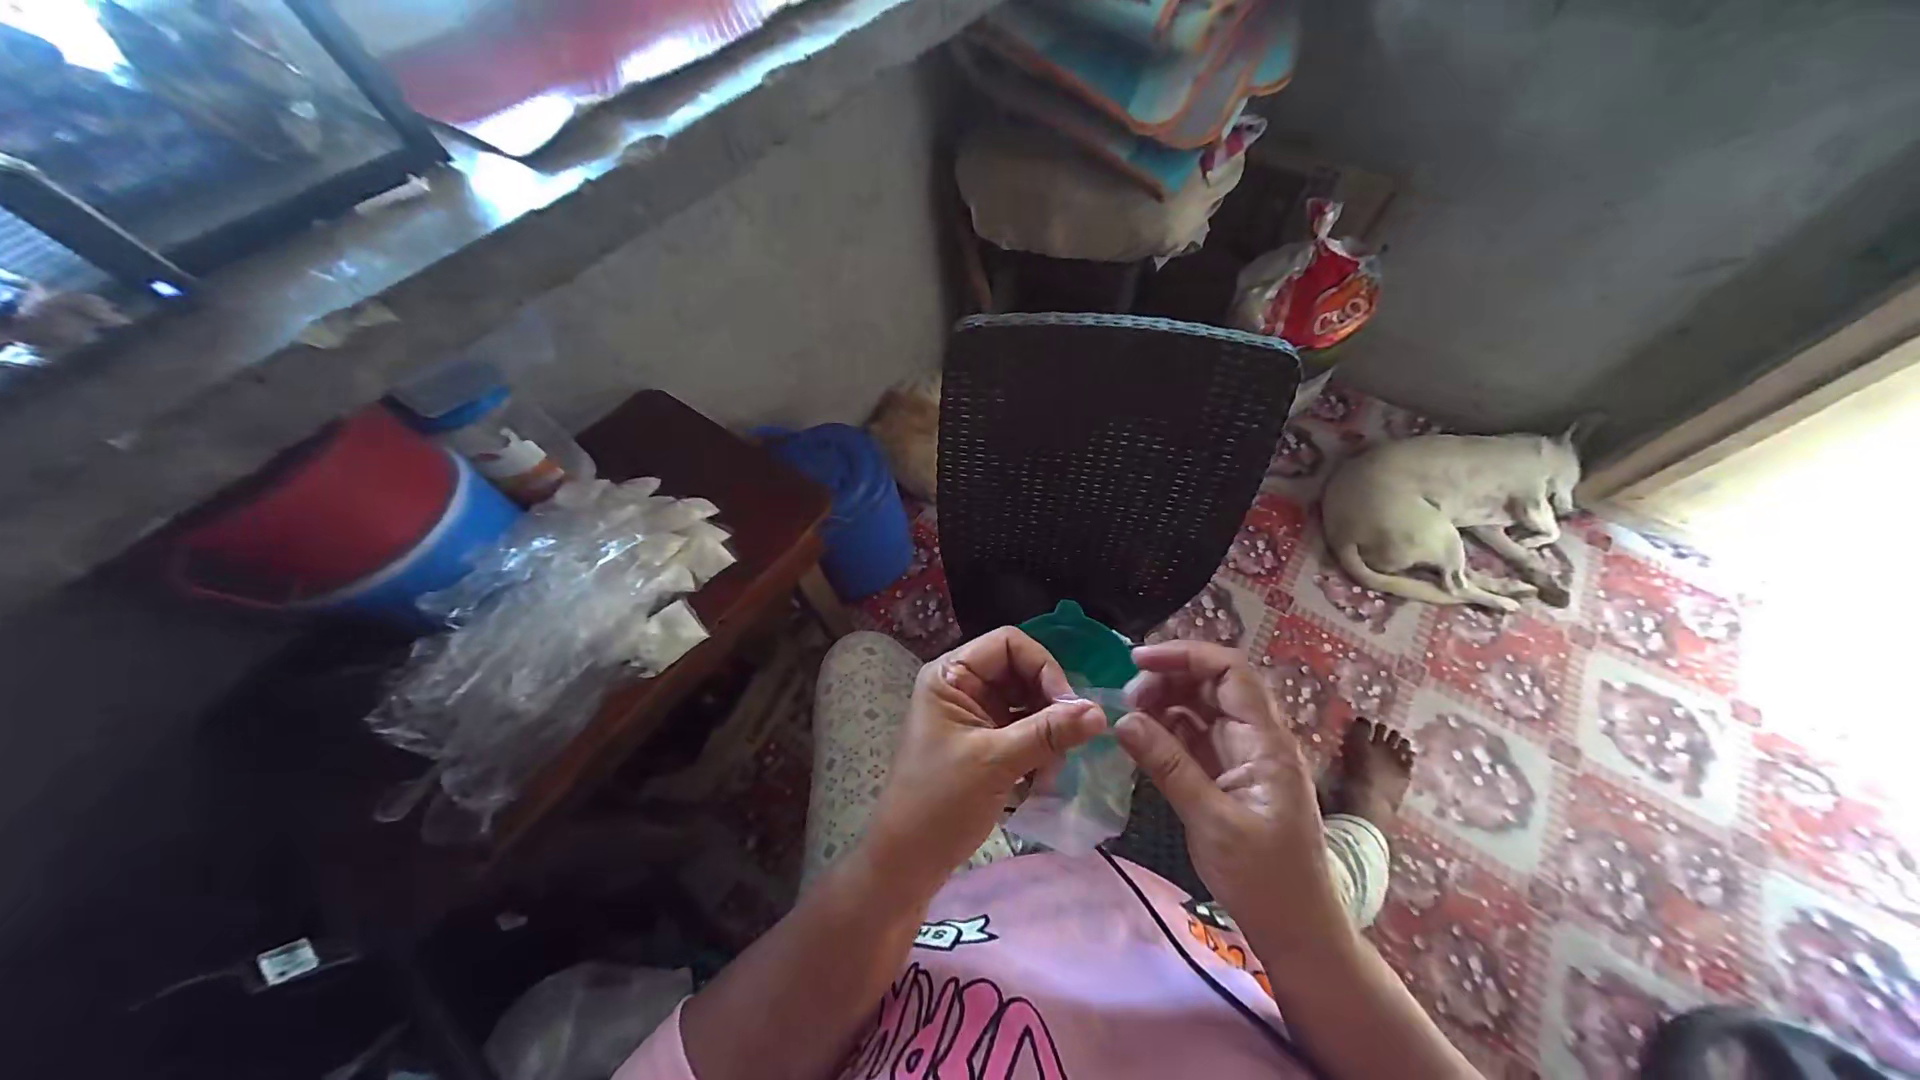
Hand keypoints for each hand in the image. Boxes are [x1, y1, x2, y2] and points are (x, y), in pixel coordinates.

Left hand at [860, 627, 1107, 893]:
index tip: (1068, 706)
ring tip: (1057, 769)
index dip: (1044, 666)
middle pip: (1023, 672)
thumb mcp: (996, 763)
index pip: (1009, 643)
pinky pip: (1025, 730)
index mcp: (951, 675)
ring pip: (1029, 703)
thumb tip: (1099, 712)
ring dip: (1049, 732)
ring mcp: (975, 715)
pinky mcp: (986, 742)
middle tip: (1071, 741)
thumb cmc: (939, 803)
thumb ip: (1047, 733)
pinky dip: (1041, 749)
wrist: (907, 861)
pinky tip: (1047, 779)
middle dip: (1051, 704)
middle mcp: (963, 686)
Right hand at [1115, 640, 1349, 950]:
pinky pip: (1195, 736)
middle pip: (1213, 684)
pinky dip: (1167, 729)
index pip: (1230, 672)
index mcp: (1265, 742)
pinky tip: (1143, 737)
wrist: (1297, 932)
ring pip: (1202, 707)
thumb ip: (1168, 765)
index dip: (1186, 655)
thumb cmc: (1264, 879)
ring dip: (1165, 701)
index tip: (1138, 661)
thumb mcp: (1211, 821)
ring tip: (1130, 716)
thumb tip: (1122, 720)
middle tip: (1127, 699)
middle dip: (1169, 678)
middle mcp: (1256, 739)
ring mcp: (1242, 756)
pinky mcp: (1228, 775)